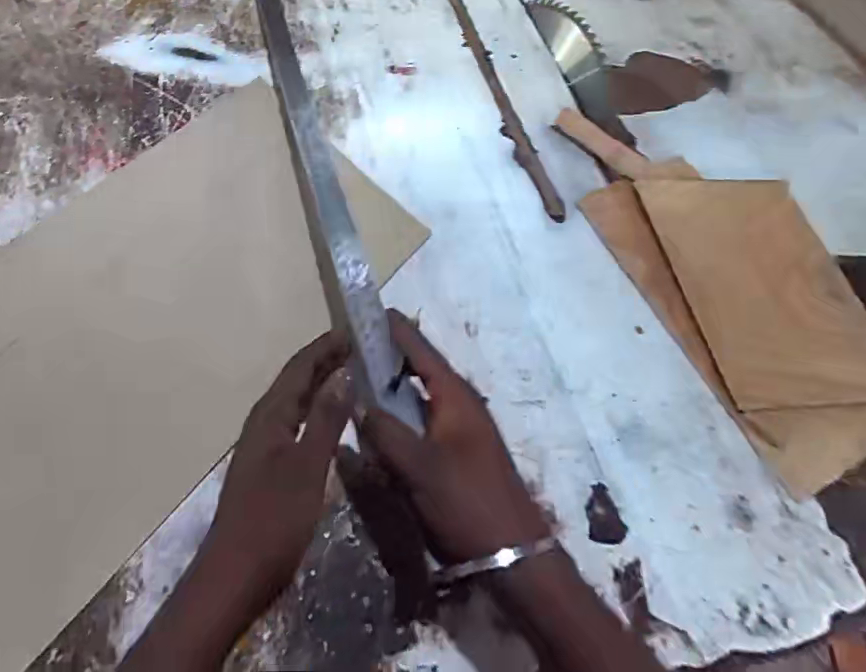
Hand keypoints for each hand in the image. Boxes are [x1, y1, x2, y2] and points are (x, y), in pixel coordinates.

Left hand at [193, 330, 354, 613]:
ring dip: (321, 383)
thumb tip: (343, 373)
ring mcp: (264, 444)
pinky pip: (296, 421)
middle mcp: (264, 421)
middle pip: (296, 379)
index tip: (353, 331)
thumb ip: (325, 419)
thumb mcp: (307, 467)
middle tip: (359, 346)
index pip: (300, 367)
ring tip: (351, 372)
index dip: (325, 347)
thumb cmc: (273, 519)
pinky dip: (317, 409)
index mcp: (270, 414)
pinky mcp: (270, 465)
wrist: (234, 576)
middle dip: (325, 360)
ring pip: (296, 400)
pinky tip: (332, 418)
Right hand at [356, 310, 550, 563]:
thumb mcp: (419, 467)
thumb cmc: (468, 502)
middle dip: (389, 355)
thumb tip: (357, 401)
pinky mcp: (456, 452)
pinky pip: (421, 419)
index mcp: (454, 395)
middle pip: (419, 368)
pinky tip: (379, 421)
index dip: (394, 329)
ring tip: (358, 374)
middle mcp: (458, 403)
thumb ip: (385, 432)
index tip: (368, 310)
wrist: (512, 555)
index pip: (420, 349)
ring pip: (419, 395)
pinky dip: (400, 412)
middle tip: (353, 345)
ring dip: (392, 384)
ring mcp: (459, 428)